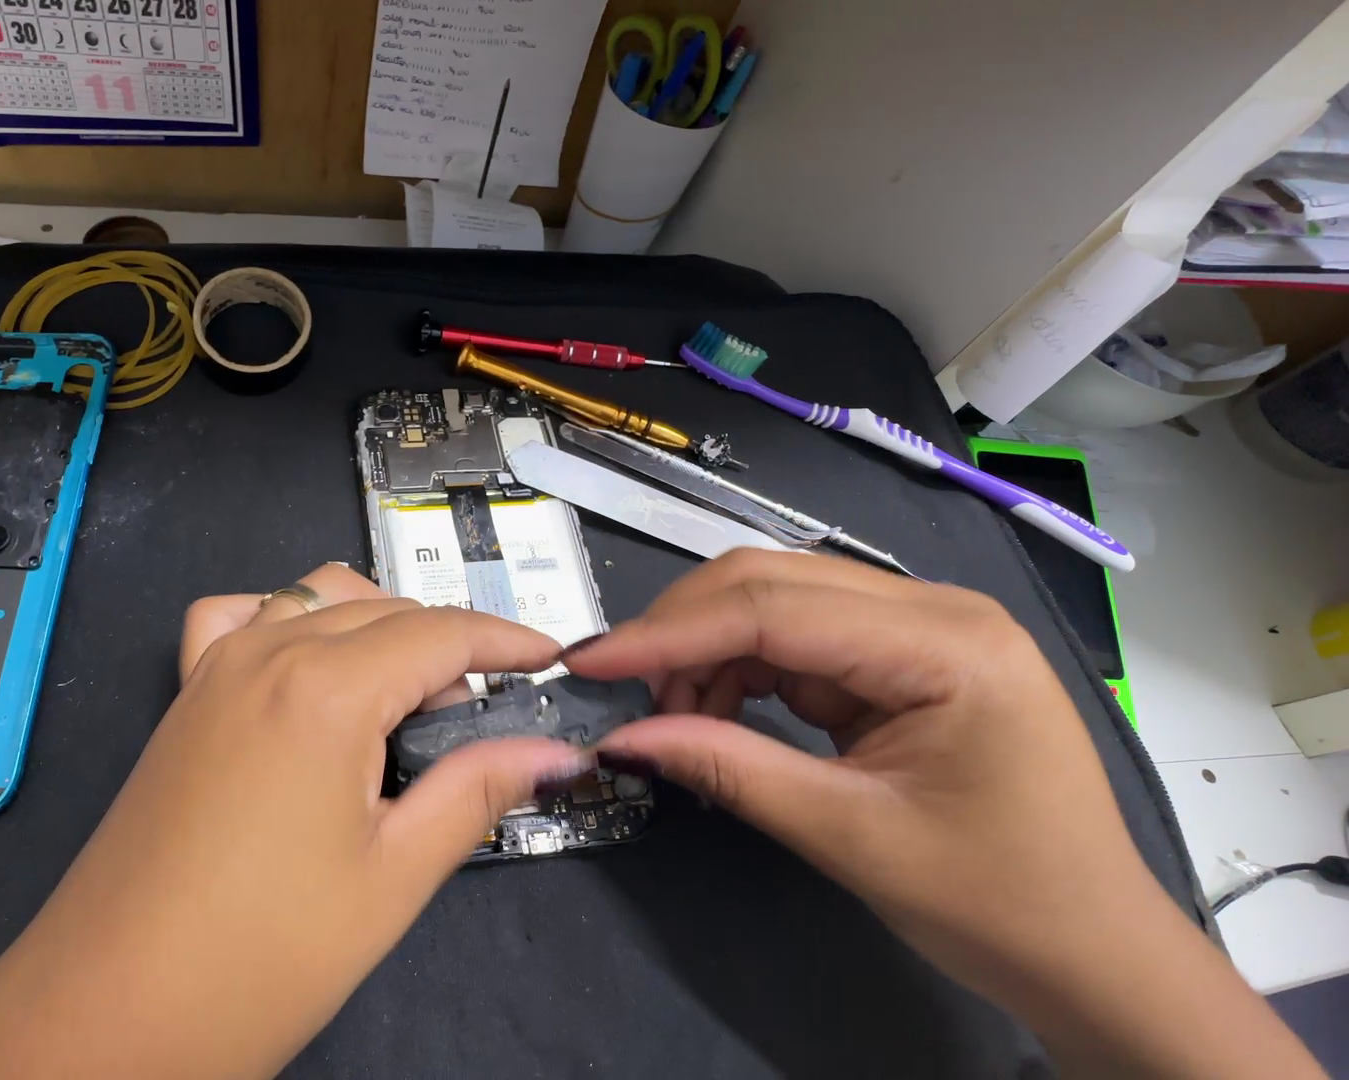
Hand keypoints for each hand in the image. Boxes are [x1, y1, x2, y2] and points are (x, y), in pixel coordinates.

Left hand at [0, 564, 585, 1079]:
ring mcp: (215, 666)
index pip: (440, 632)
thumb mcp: (393, 876)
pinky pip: (240, 616)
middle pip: (384, 611)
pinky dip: (287, 618)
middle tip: (490, 702)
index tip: (549, 657)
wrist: (113, 1007)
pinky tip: (305, 664)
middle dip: (450, 640)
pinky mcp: (184, 693)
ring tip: (409, 688)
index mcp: (326, 688)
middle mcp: (267, 651)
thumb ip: (478, 792)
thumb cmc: (264, 953)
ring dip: (378, 622)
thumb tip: (554, 751)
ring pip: (317, 597)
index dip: (505, 639)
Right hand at [563, 549, 1321, 1078]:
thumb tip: (621, 740)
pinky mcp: (894, 654)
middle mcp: (933, 609)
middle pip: (767, 581)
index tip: (588, 661)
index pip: (771, 608)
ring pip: (769, 602)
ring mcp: (915, 627)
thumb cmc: (997, 902)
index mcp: (946, 643)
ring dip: (706, 653)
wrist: (1091, 954)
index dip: (667, 632)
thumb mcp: (849, 837)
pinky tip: (717, 713)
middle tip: (627, 692)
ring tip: (677, 718)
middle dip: (682, 633)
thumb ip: (728, 769)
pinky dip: (736, 670)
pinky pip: (789, 638)